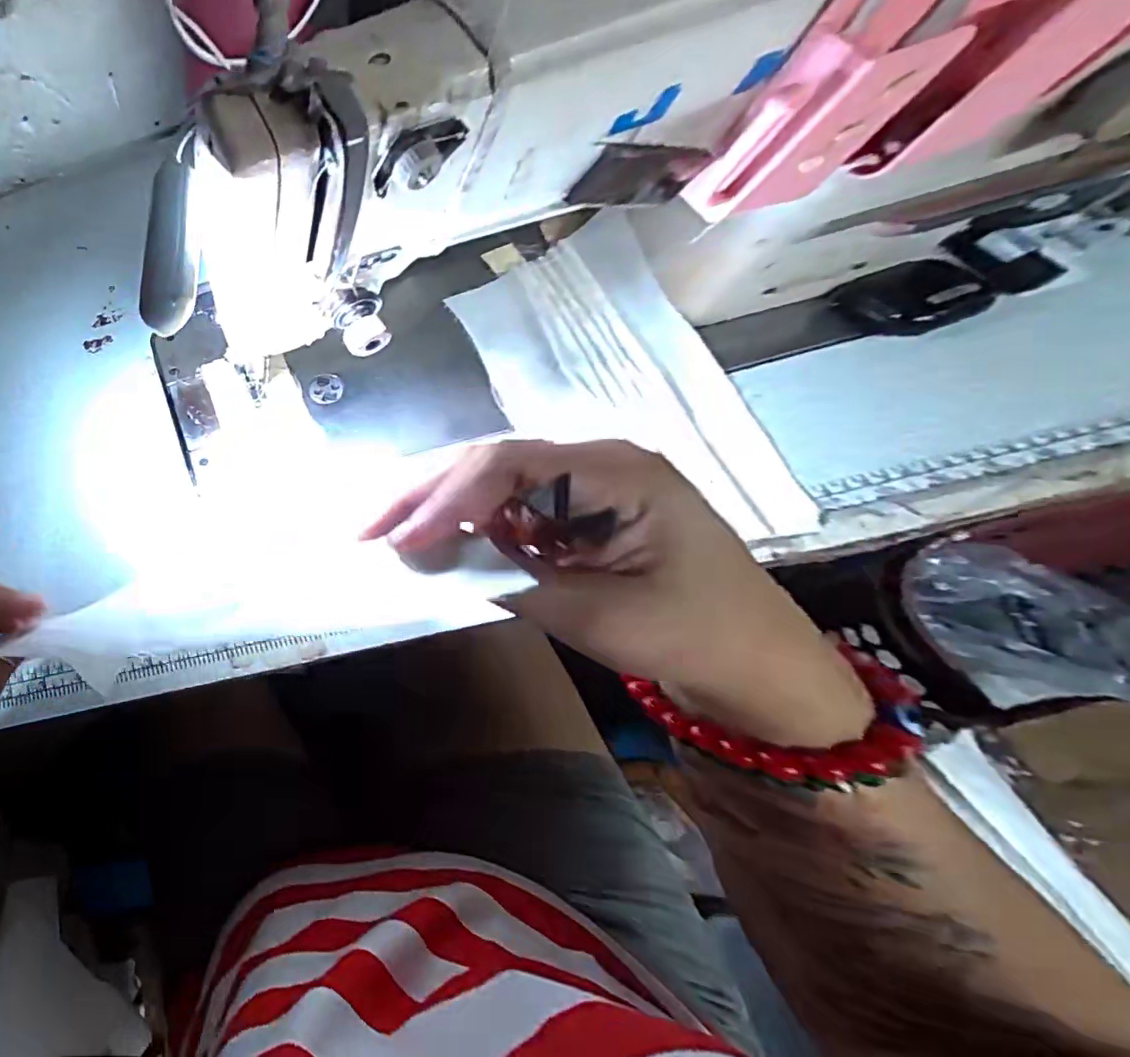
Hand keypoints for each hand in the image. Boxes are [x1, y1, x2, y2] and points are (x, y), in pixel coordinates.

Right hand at [365, 440, 869, 745]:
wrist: (760, 666)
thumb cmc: (697, 635)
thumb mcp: (597, 613)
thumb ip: (506, 579)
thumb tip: (425, 559)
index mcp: (615, 471)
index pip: (508, 465)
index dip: (445, 501)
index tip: (400, 541)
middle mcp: (595, 463)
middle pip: (491, 463)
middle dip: (426, 494)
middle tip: (369, 528)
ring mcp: (584, 487)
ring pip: (492, 483)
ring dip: (439, 508)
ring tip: (387, 533)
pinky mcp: (575, 515)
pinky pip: (508, 511)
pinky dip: (467, 528)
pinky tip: (433, 542)